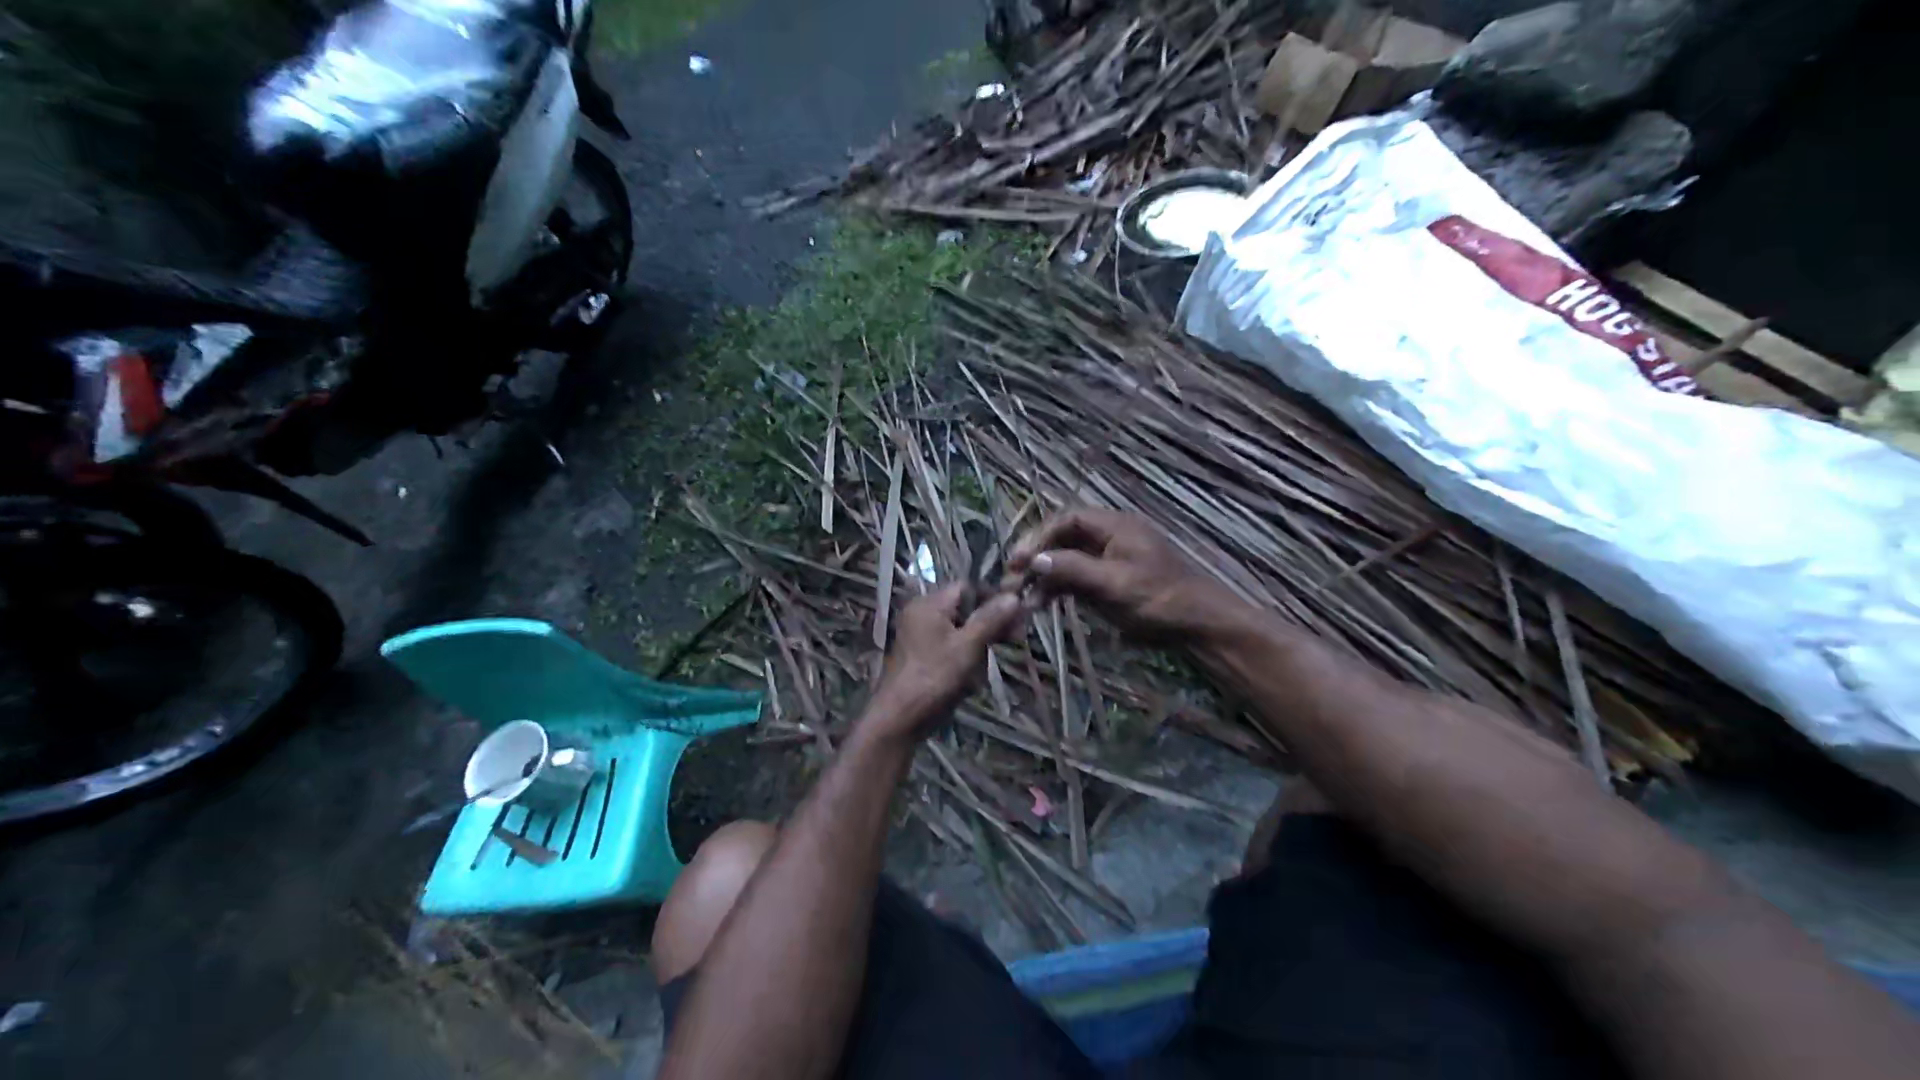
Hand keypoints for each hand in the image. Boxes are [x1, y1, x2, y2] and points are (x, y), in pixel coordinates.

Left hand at [863, 585, 1027, 743]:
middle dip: (989, 622)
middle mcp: (921, 613)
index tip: (1017, 616)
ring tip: (988, 663)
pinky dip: (964, 655)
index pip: (968, 587)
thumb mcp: (968, 646)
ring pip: (959, 628)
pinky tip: (973, 674)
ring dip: (979, 642)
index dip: (993, 598)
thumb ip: (991, 618)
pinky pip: (949, 645)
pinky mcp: (921, 654)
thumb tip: (1014, 594)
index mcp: (929, 603)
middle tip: (1014, 638)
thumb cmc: (934, 677)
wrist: (899, 718)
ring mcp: (919, 634)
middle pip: (964, 607)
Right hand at [1006, 508, 1248, 642]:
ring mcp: (1109, 560)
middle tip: (1013, 580)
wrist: (1198, 625)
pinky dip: (1058, 590)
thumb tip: (1034, 560)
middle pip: (1063, 539)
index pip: (1066, 520)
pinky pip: (1075, 579)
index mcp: (1115, 526)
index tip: (1018, 560)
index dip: (1038, 537)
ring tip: (1024, 599)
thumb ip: (1072, 569)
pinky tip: (1041, 605)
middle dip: (1037, 558)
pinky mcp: (1109, 582)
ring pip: (1066, 561)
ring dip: (1044, 577)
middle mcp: (1109, 537)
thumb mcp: (1113, 583)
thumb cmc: (1159, 599)